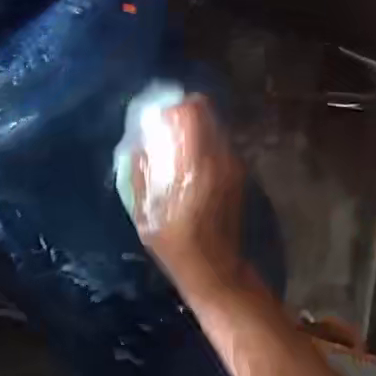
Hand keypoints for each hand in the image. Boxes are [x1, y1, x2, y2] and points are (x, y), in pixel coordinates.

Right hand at [129, 95, 249, 301]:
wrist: (217, 270)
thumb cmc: (176, 244)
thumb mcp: (146, 213)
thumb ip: (140, 174)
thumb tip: (137, 145)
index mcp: (194, 163)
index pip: (190, 112)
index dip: (173, 106)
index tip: (158, 113)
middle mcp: (218, 157)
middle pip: (205, 112)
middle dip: (185, 110)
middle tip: (167, 121)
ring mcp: (232, 164)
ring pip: (214, 124)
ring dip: (195, 124)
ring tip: (177, 139)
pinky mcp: (238, 173)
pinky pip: (219, 141)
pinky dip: (204, 140)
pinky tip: (190, 158)